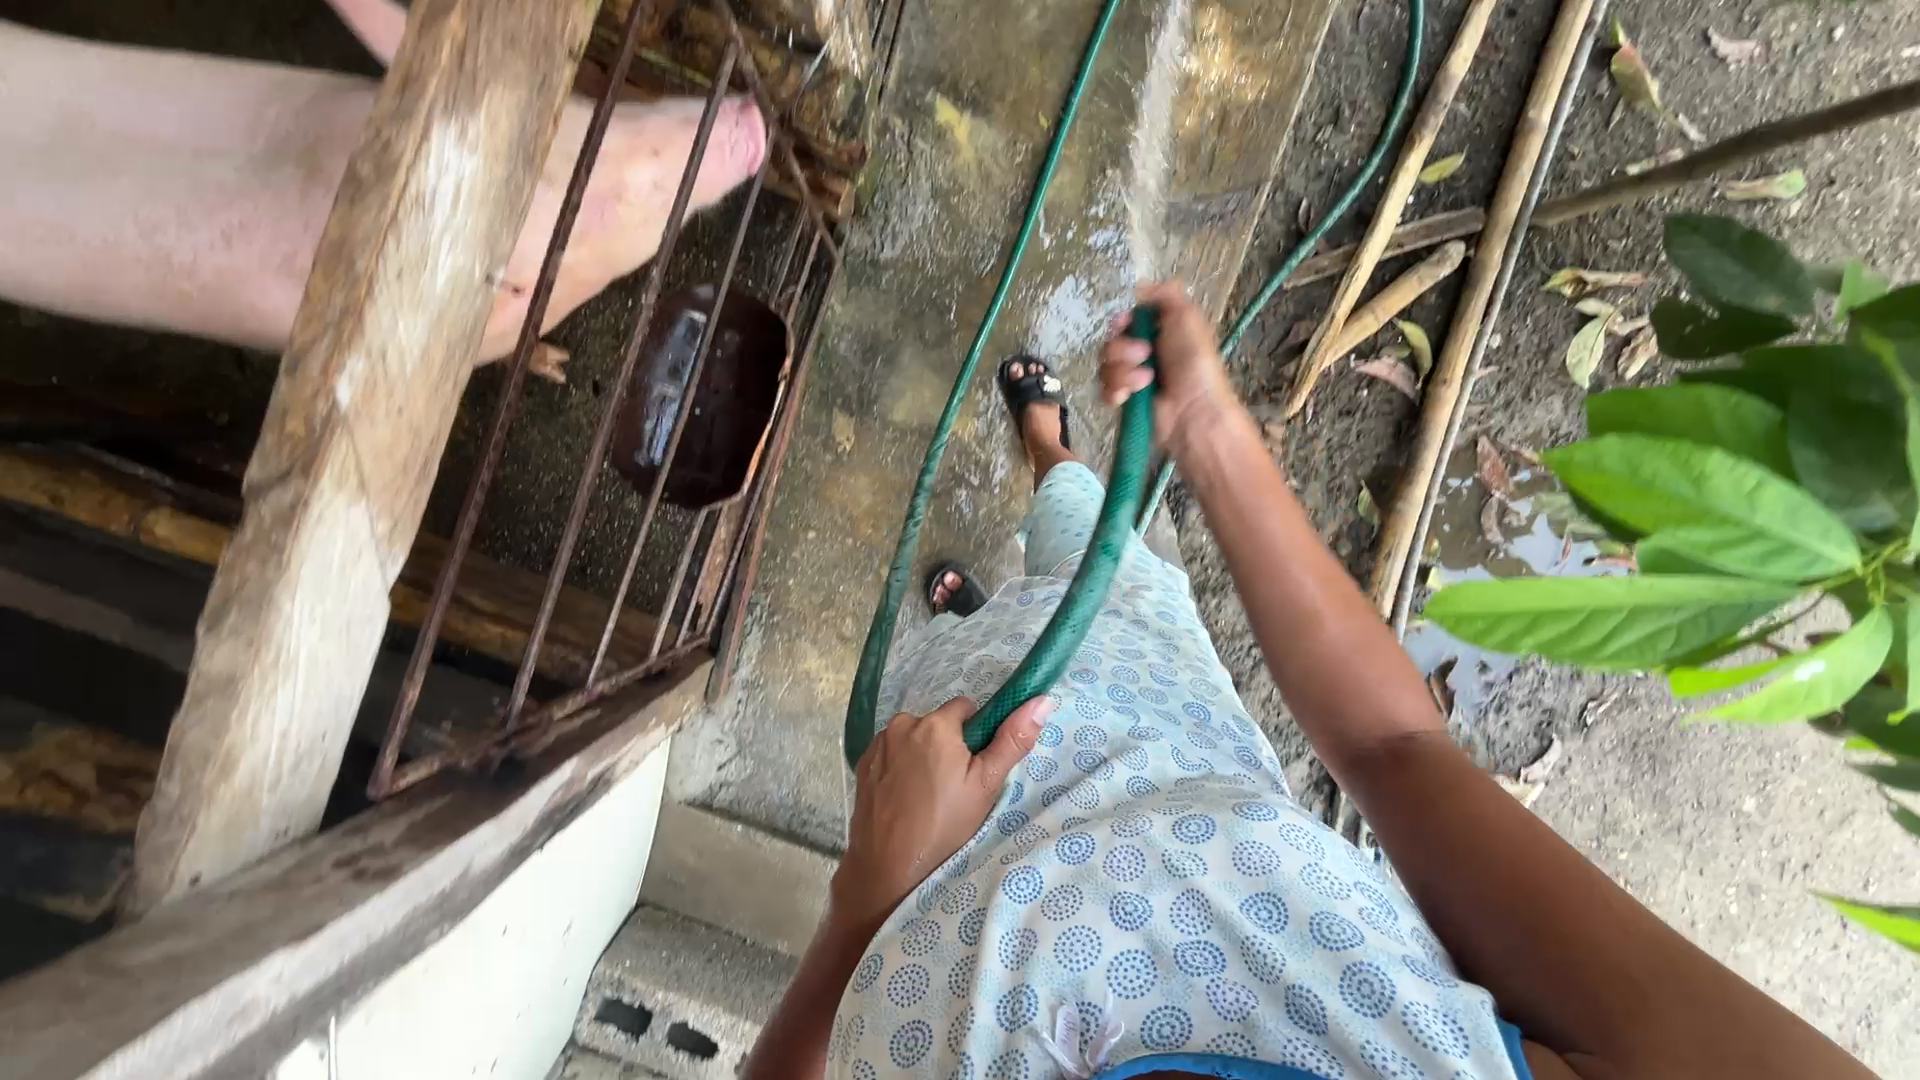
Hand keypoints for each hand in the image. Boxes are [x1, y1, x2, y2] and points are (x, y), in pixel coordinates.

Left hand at [832, 696, 1052, 929]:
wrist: (888, 868)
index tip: (973, 767)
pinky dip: (899, 767)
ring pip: (913, 738)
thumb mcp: (986, 784)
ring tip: (927, 797)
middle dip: (947, 746)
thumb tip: (1042, 701)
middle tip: (952, 787)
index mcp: (936, 724)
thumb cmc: (944, 825)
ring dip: (921, 755)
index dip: (974, 735)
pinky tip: (904, 799)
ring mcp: (878, 744)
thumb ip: (1013, 739)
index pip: (965, 708)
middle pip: (937, 724)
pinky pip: (891, 753)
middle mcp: (903, 723)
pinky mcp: (862, 763)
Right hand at [1099, 281, 1240, 455]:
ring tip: (1145, 382)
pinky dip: (1114, 392)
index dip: (1120, 322)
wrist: (1192, 409)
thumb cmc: (1194, 361)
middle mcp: (1144, 352)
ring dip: (1122, 372)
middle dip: (1122, 349)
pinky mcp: (1126, 400)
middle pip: (1110, 342)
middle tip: (1144, 355)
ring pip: (1105, 366)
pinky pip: (1104, 390)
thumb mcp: (1187, 315)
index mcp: (1158, 329)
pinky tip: (1128, 397)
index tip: (1125, 325)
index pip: (1124, 319)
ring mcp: (1133, 377)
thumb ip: (1165, 293)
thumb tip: (1137, 288)